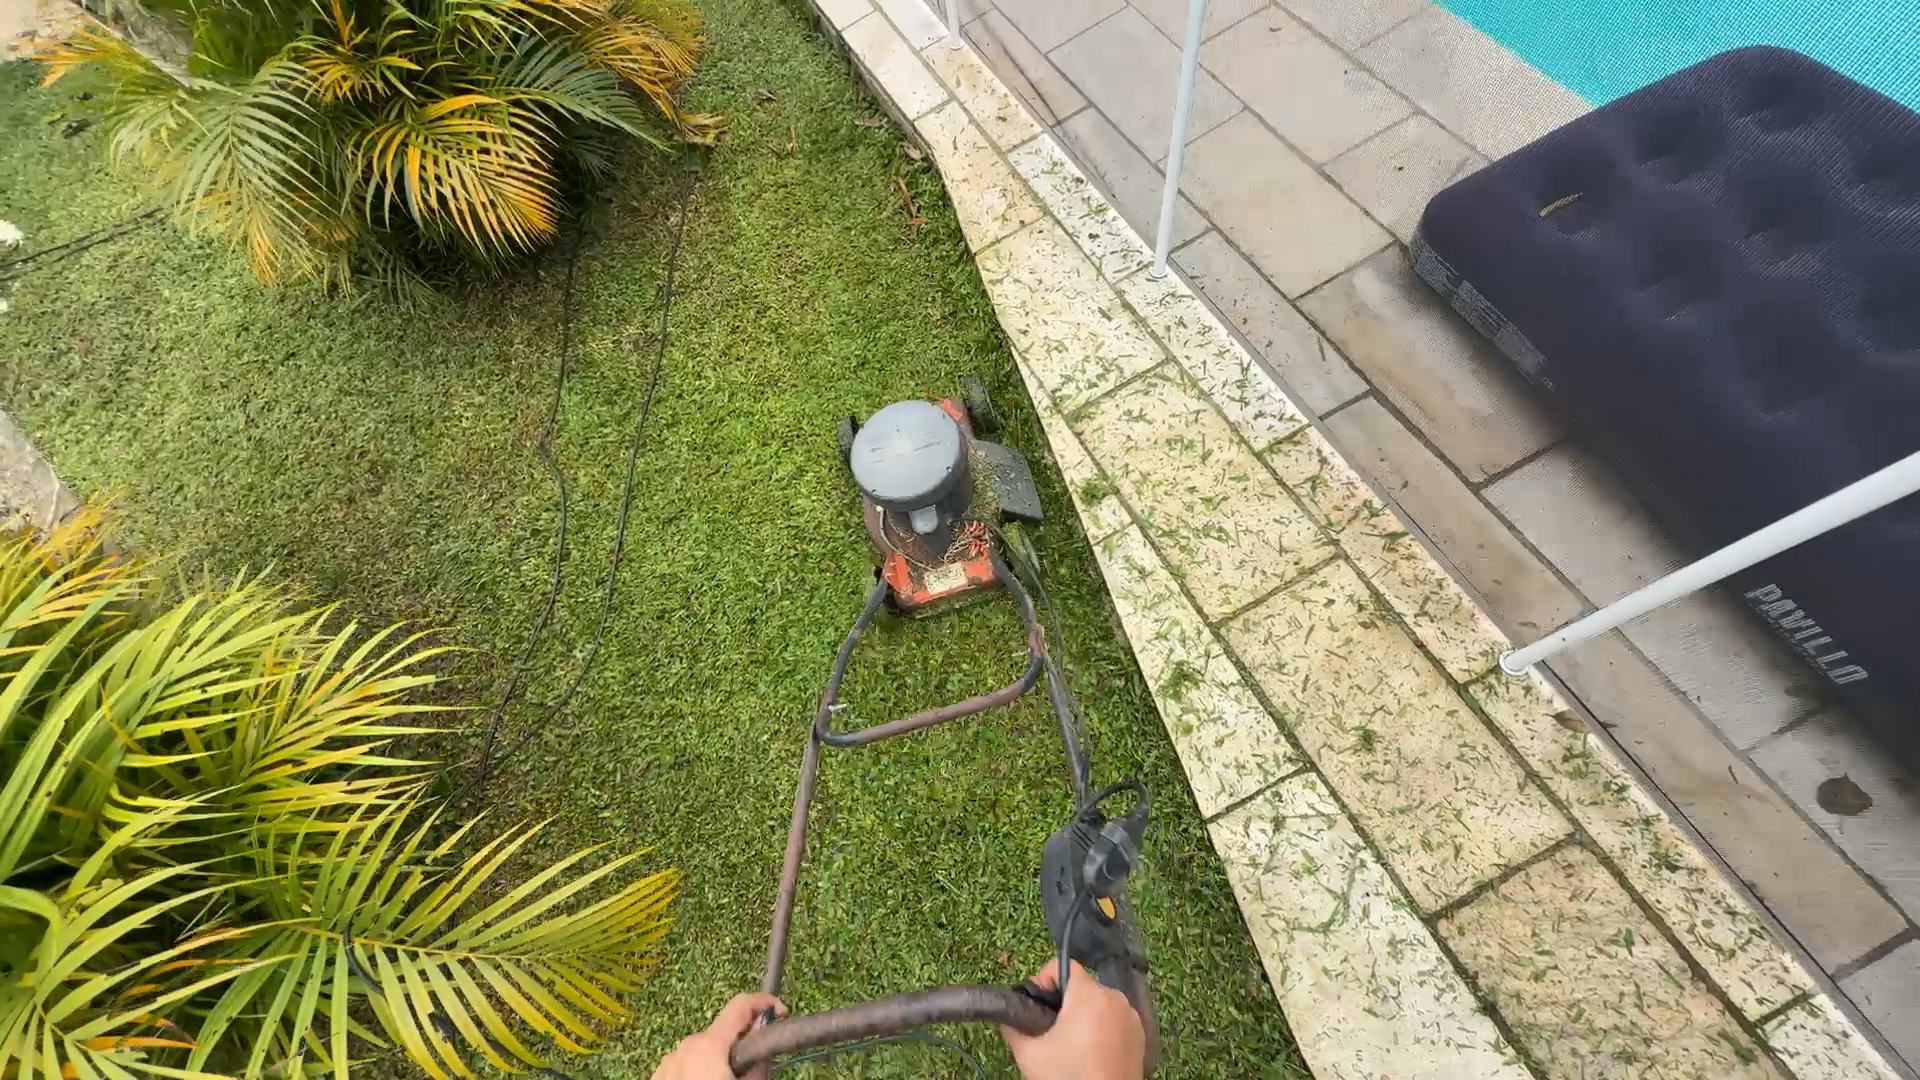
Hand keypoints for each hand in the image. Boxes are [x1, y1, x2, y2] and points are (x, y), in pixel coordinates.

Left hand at [651, 993, 784, 1079]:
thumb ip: (757, 1067)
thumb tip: (759, 1049)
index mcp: (708, 1046)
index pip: (741, 1005)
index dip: (765, 1002)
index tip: (781, 1014)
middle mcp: (685, 1047)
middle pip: (720, 1034)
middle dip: (740, 1045)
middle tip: (753, 1069)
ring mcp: (665, 1065)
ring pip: (701, 1053)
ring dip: (718, 1063)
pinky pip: (683, 1068)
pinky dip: (698, 1075)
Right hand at [1001, 961, 1144, 1079]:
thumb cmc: (1068, 1078)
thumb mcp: (1031, 1055)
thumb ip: (1014, 1028)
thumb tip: (1008, 1017)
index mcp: (1088, 994)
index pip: (1063, 965)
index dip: (1045, 978)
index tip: (1039, 1002)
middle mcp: (1113, 997)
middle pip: (1081, 986)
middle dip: (1065, 1001)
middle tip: (1053, 1029)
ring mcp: (1131, 1016)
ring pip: (1099, 1002)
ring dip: (1085, 1014)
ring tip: (1074, 1043)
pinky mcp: (1142, 1035)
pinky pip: (1116, 1018)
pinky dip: (1104, 1027)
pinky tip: (1094, 1051)